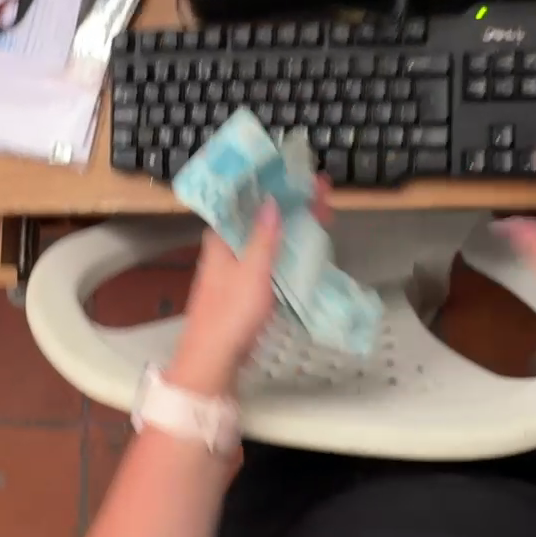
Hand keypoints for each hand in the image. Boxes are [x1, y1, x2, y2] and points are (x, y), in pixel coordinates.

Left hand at [169, 180, 331, 396]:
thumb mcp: (252, 272)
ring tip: (321, 213)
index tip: (300, 176)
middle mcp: (226, 248)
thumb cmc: (230, 315)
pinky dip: (287, 250)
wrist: (214, 360)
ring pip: (267, 238)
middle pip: (260, 217)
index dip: (273, 185)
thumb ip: (263, 237)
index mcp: (221, 238)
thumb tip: (271, 201)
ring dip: (292, 225)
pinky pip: (269, 259)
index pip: (247, 200)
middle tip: (321, 194)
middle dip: (291, 204)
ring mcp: (236, 268)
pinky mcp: (245, 287)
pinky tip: (306, 248)